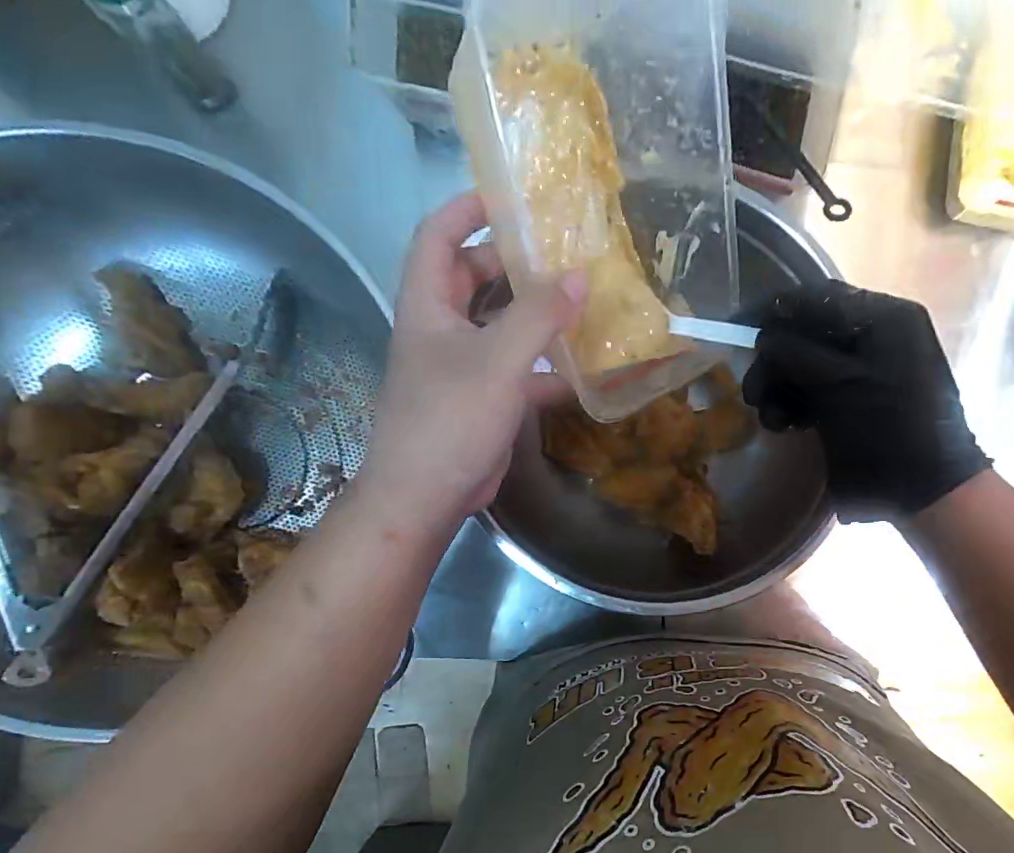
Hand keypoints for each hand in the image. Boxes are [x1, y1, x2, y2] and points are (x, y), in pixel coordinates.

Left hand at [356, 193, 583, 525]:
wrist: (427, 495)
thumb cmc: (449, 418)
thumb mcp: (497, 361)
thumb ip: (538, 316)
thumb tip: (580, 275)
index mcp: (428, 304)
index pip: (439, 236)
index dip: (468, 209)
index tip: (510, 196)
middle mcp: (443, 328)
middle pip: (474, 277)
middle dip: (514, 262)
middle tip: (562, 251)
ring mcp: (464, 365)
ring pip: (501, 324)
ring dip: (537, 313)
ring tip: (583, 299)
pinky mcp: (485, 399)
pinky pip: (519, 368)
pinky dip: (548, 365)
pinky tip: (585, 367)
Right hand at [744, 281, 989, 521]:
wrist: (925, 491)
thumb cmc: (888, 429)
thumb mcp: (838, 384)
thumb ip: (795, 353)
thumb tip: (764, 340)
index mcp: (883, 318)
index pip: (816, 299)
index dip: (772, 312)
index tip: (735, 328)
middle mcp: (876, 337)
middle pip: (808, 333)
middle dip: (775, 362)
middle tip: (753, 394)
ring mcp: (867, 372)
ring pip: (807, 365)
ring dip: (781, 387)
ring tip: (772, 418)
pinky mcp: (857, 402)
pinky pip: (817, 391)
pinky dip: (795, 404)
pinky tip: (785, 425)